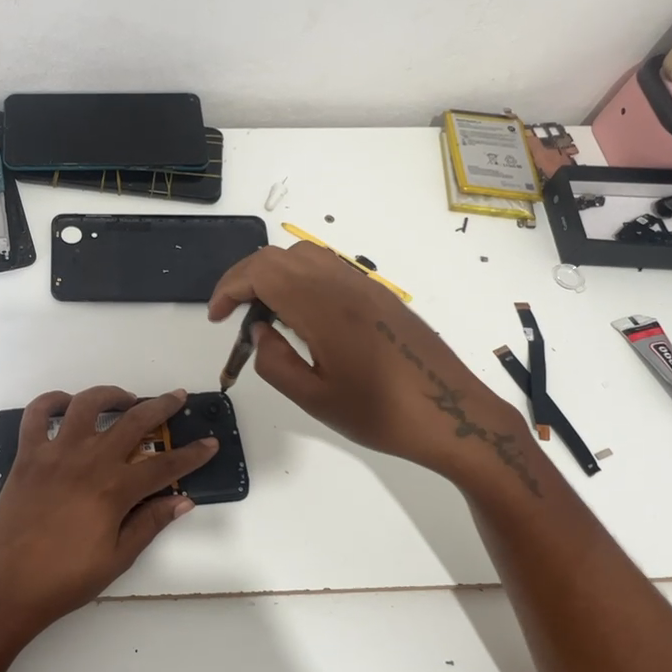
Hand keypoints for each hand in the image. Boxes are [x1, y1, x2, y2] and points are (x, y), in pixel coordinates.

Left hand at [0, 387, 217, 635]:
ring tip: (125, 399)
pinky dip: (51, 401)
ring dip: (110, 395)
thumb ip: (150, 523)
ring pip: (86, 404)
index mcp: (114, 489)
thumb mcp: (118, 558)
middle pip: (133, 421)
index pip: (164, 465)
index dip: (192, 454)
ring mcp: (54, 453)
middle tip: (177, 398)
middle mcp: (88, 461)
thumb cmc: (65, 579)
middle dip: (161, 406)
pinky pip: (36, 414)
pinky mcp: (27, 455)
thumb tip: (182, 500)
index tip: (210, 443)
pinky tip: (66, 405)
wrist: (6, 586)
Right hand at [208, 243, 537, 489]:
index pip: (262, 271)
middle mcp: (343, 285)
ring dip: (275, 275)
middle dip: (246, 278)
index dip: (229, 288)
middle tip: (233, 315)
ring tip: (265, 314)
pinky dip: (301, 279)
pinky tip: (302, 317)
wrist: (454, 415)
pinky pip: (330, 268)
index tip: (217, 317)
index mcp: (322, 308)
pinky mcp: (380, 296)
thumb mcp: (315, 399)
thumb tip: (258, 332)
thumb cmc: (381, 414)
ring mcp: (365, 286)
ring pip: (306, 256)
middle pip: (280, 256)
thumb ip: (275, 362)